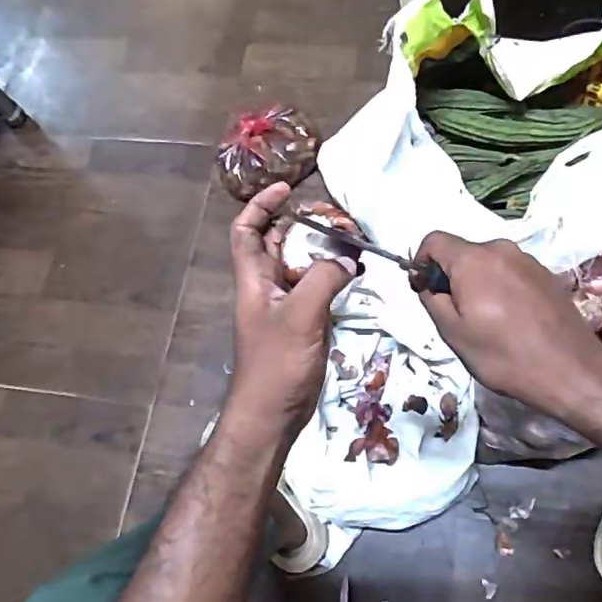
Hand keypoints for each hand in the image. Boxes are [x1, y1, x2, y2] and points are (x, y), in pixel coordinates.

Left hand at [227, 183, 354, 436]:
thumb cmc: (277, 364)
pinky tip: (355, 273)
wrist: (272, 413)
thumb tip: (348, 259)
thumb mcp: (300, 315)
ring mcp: (285, 307)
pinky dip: (333, 276)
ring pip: (301, 266)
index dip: (260, 205)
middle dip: (302, 224)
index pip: (246, 231)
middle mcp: (266, 288)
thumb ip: (323, 279)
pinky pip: (316, 289)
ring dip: (322, 250)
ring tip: (350, 240)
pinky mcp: (302, 324)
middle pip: (278, 243)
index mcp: (253, 280)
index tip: (285, 188)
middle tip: (335, 218)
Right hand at [415, 231, 601, 417]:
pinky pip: (510, 273)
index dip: (421, 262)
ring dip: (477, 284)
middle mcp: (501, 249)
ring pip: (488, 264)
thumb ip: (433, 300)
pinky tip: (510, 321)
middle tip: (456, 316)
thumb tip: (429, 284)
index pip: (434, 240)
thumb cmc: (503, 354)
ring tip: (486, 322)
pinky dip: (501, 289)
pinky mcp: (546, 275)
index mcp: (473, 259)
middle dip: (451, 277)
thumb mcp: (453, 333)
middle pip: (462, 252)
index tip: (425, 291)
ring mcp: (528, 261)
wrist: (570, 370)